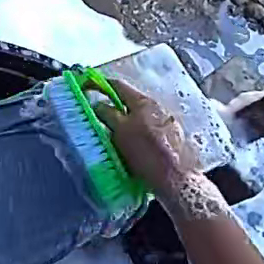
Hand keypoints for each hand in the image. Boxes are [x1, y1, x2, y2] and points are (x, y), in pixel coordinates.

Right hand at [94, 78, 201, 199]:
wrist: (176, 179)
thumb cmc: (146, 155)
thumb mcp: (121, 132)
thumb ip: (108, 115)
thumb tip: (98, 104)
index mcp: (143, 102)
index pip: (118, 85)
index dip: (100, 84)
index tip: (87, 87)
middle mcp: (156, 107)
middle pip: (128, 100)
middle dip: (112, 105)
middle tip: (97, 114)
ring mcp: (165, 121)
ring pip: (137, 115)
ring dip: (124, 119)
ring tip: (113, 133)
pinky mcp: (170, 136)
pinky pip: (147, 127)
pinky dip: (135, 131)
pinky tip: (131, 144)